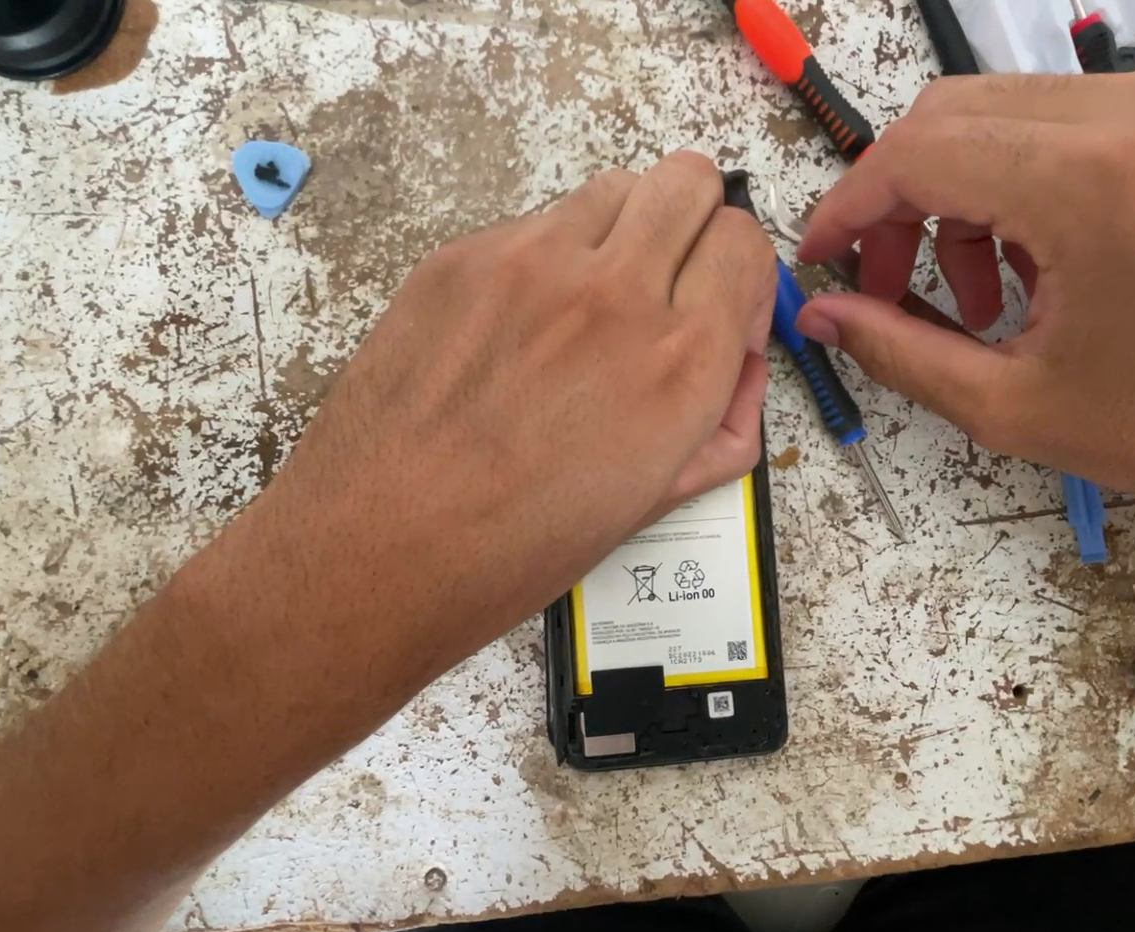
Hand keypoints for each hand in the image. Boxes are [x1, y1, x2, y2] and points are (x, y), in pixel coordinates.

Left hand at [186, 152, 776, 718]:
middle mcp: (617, 294)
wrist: (386, 546)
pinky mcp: (463, 257)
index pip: (747, 247)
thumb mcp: (653, 504)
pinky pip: (537, 224)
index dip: (741, 283)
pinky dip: (552, 259)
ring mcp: (533, 263)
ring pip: (616, 189)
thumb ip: (723, 427)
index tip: (719, 320)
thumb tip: (738, 369)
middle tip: (669, 290)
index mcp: (680, 364)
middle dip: (695, 231)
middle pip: (691, 182)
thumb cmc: (520, 547)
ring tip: (594, 306)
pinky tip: (522, 327)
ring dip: (625, 234)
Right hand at [793, 73, 1134, 579]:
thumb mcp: (1007, 405)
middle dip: (895, 201)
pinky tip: (1034, 268)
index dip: (846, 208)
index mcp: (1086, 179)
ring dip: (957, 196)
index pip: (915, 153)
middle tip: (884, 287)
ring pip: (1007, 115)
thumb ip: (894, 350)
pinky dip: (1019, 186)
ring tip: (973, 295)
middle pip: (952, 115)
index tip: (817, 262)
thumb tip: (816, 317)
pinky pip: (1070, 126)